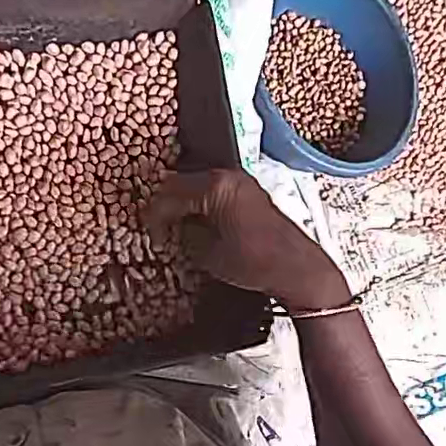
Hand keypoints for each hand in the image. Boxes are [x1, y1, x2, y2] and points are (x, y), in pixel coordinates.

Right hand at [143, 168, 349, 309]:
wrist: (295, 268)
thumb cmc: (254, 262)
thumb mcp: (208, 254)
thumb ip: (186, 235)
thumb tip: (176, 228)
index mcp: (214, 187)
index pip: (169, 192)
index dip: (154, 214)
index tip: (149, 232)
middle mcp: (228, 176)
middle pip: (183, 182)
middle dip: (167, 205)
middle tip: (158, 229)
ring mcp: (242, 182)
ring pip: (200, 185)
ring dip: (185, 203)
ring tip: (175, 227)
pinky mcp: (251, 194)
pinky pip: (217, 191)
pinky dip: (203, 204)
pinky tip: (198, 222)